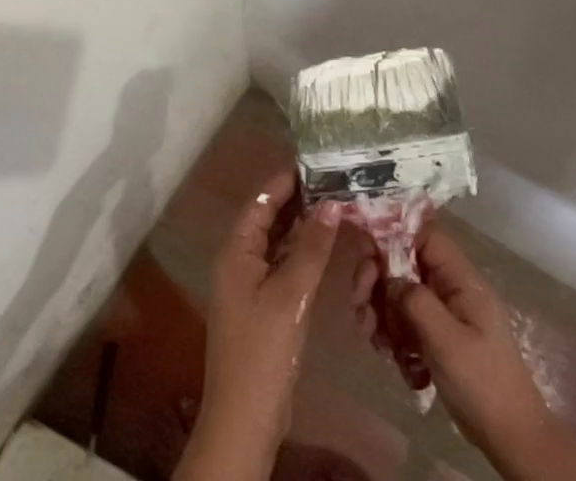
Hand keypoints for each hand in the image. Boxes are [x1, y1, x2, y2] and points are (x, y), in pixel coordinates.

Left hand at [174, 170, 338, 480]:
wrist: (246, 413)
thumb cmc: (263, 348)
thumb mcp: (290, 293)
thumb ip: (311, 247)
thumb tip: (330, 203)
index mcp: (236, 251)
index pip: (262, 201)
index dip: (288, 180)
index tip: (320, 161)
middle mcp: (239, 260)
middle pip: (268, 218)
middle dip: (300, 199)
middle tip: (338, 180)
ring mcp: (250, 284)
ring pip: (278, 242)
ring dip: (304, 225)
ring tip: (339, 203)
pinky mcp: (264, 305)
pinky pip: (283, 265)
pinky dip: (303, 251)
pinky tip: (328, 246)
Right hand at [356, 226, 575, 480]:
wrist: (509, 434)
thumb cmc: (482, 382)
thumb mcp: (446, 340)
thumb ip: (414, 301)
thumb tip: (390, 278)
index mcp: (461, 280)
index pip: (424, 236)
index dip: (393, 237)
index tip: (366, 257)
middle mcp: (452, 290)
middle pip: (404, 266)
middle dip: (377, 285)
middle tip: (360, 310)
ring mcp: (445, 315)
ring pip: (399, 298)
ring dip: (382, 318)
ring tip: (379, 347)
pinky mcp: (438, 339)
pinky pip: (405, 326)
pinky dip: (396, 342)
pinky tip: (401, 366)